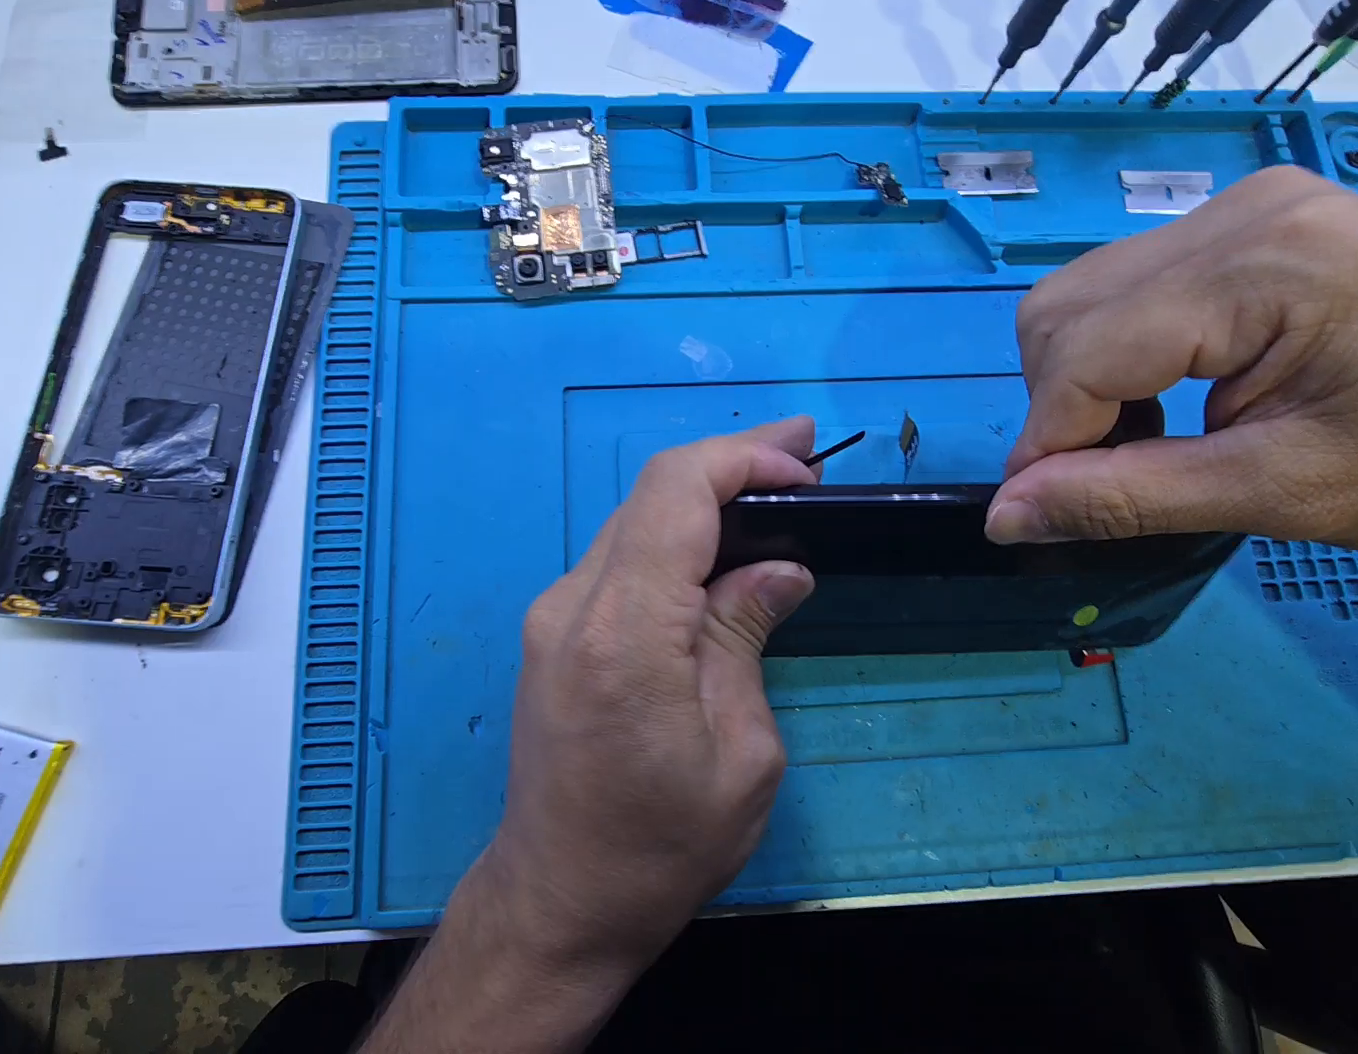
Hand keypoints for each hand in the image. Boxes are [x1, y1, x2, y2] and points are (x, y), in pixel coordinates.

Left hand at [360, 419, 818, 1052]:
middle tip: (804, 459)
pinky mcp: (552, 634)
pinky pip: (619, 559)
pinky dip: (674, 539)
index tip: (805, 463)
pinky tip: (720, 553)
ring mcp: (553, 616)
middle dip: (731, 464)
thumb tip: (778, 568)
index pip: (674, 492)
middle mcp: (573, 605)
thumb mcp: (741, 754)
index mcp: (624, 631)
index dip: (743, 457)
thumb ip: (746, 639)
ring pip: (634, 520)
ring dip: (703, 499)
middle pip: (651, 493)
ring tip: (775, 496)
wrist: (559, 900)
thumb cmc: (662, 847)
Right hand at [987, 165, 1357, 555]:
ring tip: (1143, 433)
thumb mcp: (1276, 493)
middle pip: (1065, 311)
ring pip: (1080, 296)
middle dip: (1058, 407)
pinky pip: (1122, 288)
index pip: (1088, 350)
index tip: (1035, 510)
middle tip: (1108, 472)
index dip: (1045, 440)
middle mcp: (1241, 211)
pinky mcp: (1245, 224)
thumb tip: (1001, 516)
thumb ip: (1124, 498)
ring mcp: (1243, 208)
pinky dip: (1112, 354)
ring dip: (1077, 381)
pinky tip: (1164, 391)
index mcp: (1268, 263)